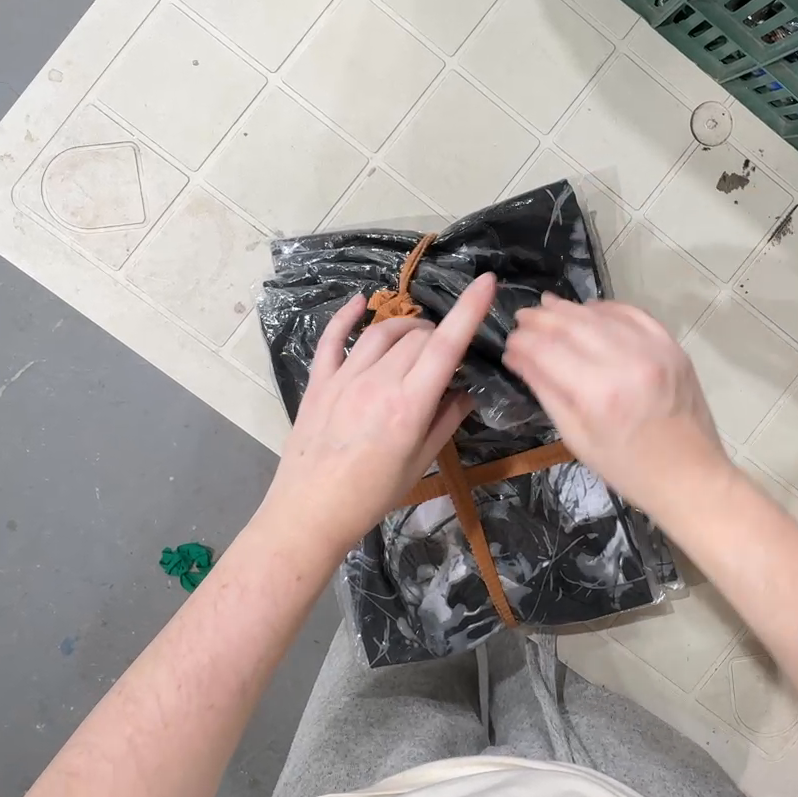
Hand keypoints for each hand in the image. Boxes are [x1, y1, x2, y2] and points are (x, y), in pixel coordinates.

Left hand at [262, 274, 498, 552]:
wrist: (310, 514)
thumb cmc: (372, 496)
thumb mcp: (420, 463)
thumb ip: (446, 421)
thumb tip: (466, 390)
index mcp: (409, 406)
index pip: (446, 346)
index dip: (469, 311)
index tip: (487, 282)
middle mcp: (378, 383)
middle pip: (417, 337)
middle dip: (439, 335)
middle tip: (446, 355)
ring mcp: (344, 379)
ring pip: (381, 332)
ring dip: (405, 327)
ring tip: (417, 338)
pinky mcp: (319, 382)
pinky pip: (331, 339)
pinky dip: (346, 316)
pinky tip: (358, 303)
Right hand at [503, 294, 730, 512]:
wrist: (691, 477)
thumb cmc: (628, 469)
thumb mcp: (577, 438)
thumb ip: (546, 390)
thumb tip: (517, 355)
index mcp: (598, 394)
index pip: (548, 350)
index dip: (523, 341)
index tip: (509, 341)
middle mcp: (627, 362)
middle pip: (572, 324)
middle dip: (542, 318)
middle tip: (522, 317)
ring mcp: (654, 349)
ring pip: (600, 314)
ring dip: (570, 309)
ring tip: (548, 308)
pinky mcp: (672, 346)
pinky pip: (632, 314)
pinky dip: (606, 308)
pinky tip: (589, 311)